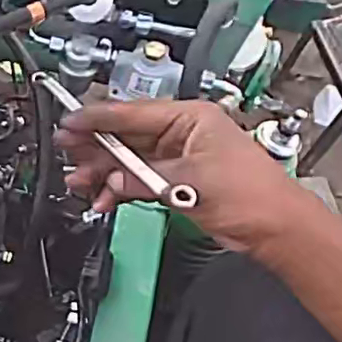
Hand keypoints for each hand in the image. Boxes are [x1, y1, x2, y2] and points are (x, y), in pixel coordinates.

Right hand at [55, 100, 322, 252]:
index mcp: (189, 118)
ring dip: (102, 172)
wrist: (275, 229)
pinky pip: (137, 179)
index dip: (97, 118)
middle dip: (94, 147)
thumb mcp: (189, 182)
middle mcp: (181, 133)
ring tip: (79, 181)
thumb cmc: (251, 195)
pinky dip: (119, 189)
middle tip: (67, 152)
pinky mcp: (175, 179)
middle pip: (125, 135)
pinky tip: (104, 198)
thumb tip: (111, 177)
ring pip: (127, 159)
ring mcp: (176, 157)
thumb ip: (143, 178)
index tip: (70, 123)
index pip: (132, 113)